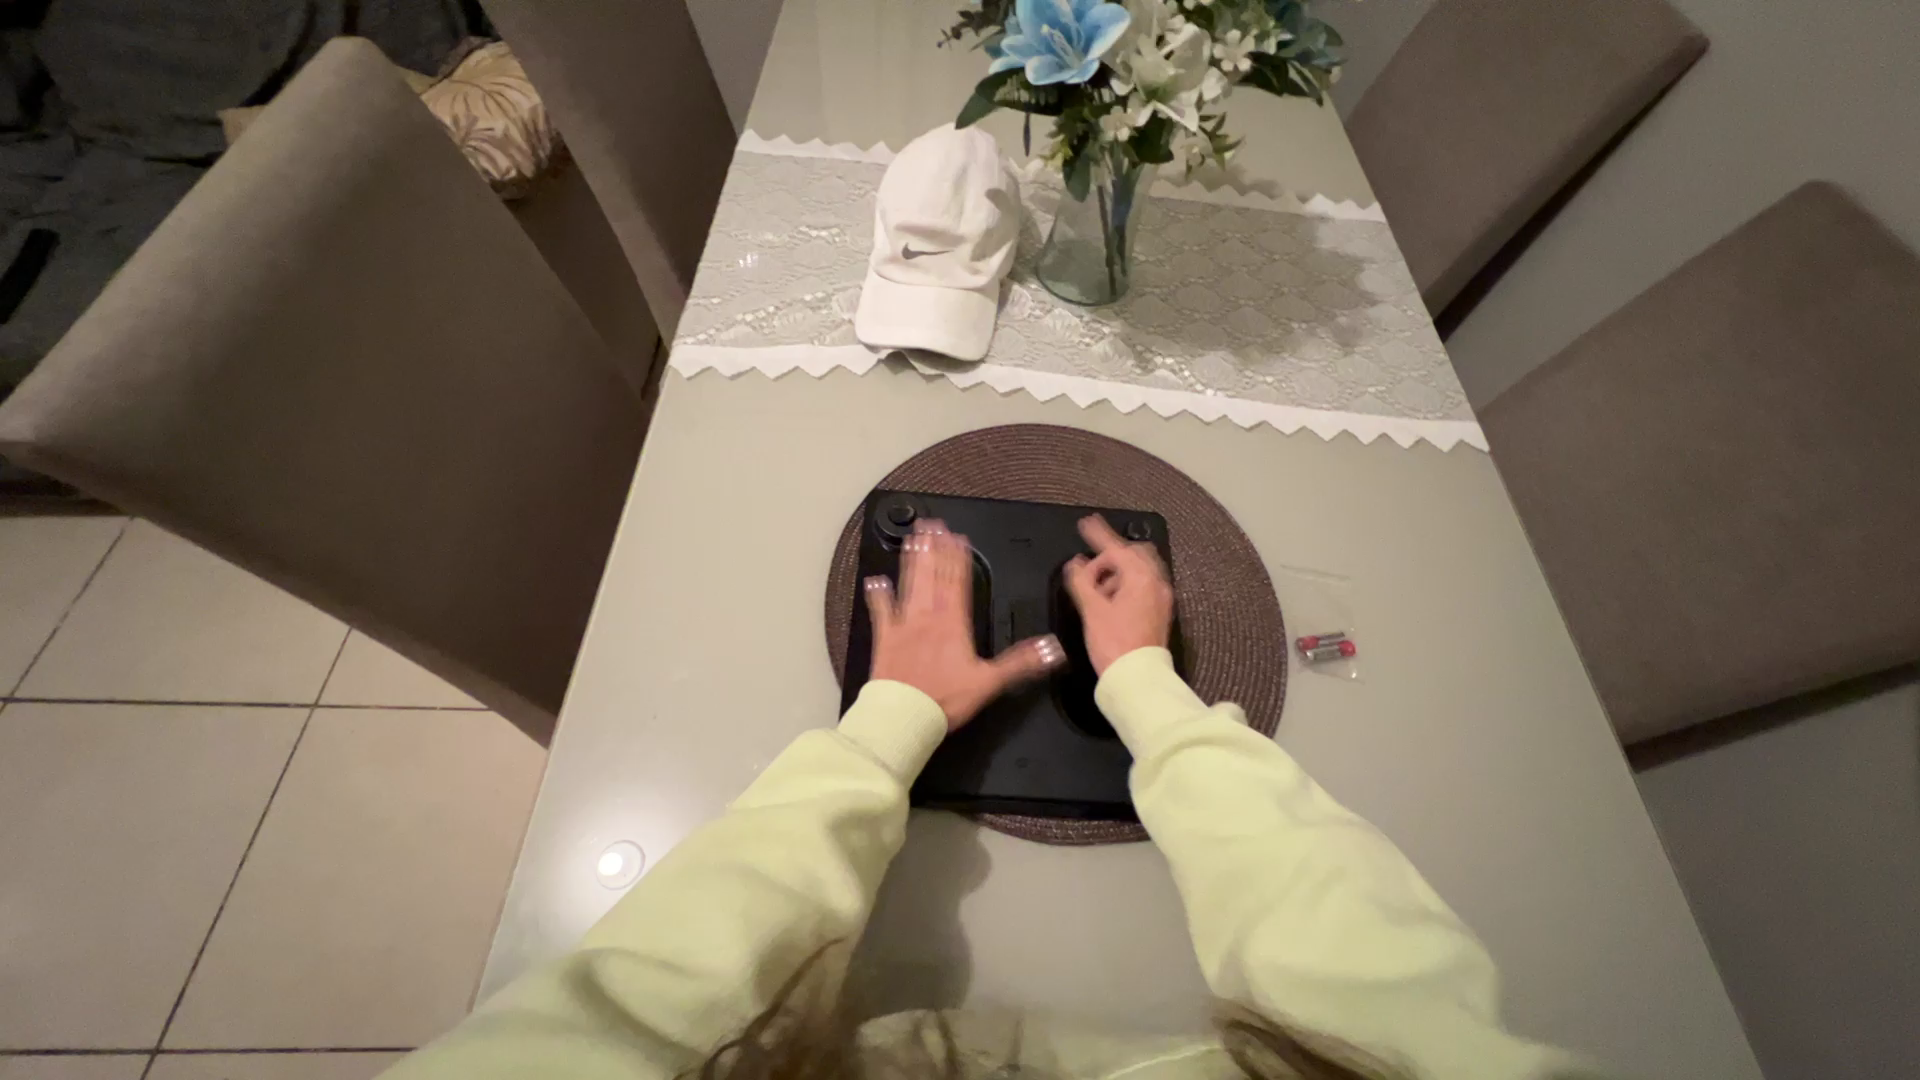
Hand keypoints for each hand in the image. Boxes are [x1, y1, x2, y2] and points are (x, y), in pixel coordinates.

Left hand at [865, 519, 1064, 729]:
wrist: (904, 715)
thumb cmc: (945, 699)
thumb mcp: (989, 682)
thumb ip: (1020, 662)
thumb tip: (1051, 649)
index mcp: (953, 624)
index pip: (958, 582)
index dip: (958, 558)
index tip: (958, 538)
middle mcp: (928, 617)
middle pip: (933, 576)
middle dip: (934, 549)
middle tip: (933, 525)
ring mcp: (904, 625)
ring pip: (910, 585)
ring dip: (912, 561)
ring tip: (913, 539)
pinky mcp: (885, 638)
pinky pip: (880, 612)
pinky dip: (878, 596)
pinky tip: (876, 581)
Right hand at [1064, 514, 1174, 675]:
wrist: (1136, 679)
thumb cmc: (1115, 645)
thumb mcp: (1091, 610)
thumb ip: (1082, 581)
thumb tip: (1076, 565)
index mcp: (1140, 578)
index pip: (1116, 548)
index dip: (1098, 534)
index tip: (1086, 523)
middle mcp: (1156, 584)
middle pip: (1135, 554)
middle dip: (1111, 555)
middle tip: (1090, 567)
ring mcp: (1161, 598)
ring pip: (1140, 570)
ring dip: (1118, 571)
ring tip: (1096, 588)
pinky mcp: (1159, 612)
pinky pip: (1144, 586)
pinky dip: (1127, 584)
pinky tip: (1110, 600)